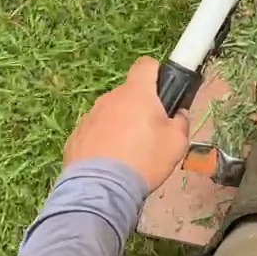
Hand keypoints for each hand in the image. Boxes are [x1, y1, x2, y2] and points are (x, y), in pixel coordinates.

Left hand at [63, 58, 190, 189]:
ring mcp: (89, 117)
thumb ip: (181, 121)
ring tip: (129, 154)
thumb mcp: (178, 142)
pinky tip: (110, 164)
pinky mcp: (75, 137)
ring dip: (120, 125)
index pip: (146, 65)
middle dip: (140, 108)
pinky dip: (103, 142)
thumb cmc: (145, 159)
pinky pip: (95, 132)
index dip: (156, 72)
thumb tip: (177, 114)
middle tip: (150, 133)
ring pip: (111, 113)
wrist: (102, 190)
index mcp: (137, 93)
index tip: (163, 90)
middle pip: (129, 94)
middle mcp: (110, 98)